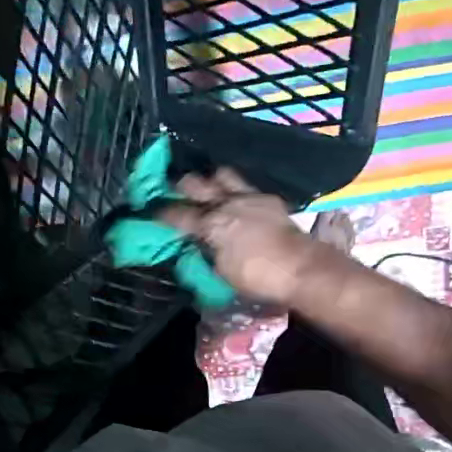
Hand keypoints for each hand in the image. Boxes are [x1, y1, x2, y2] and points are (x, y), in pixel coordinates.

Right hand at [162, 169, 330, 306]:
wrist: (301, 268)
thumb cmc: (256, 277)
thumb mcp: (221, 271)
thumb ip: (206, 252)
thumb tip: (199, 245)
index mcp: (209, 224)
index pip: (176, 214)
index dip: (160, 213)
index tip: (151, 212)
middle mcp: (226, 203)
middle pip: (195, 183)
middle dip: (181, 186)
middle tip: (174, 190)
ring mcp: (249, 197)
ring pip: (222, 175)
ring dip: (212, 180)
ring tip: (209, 189)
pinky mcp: (269, 198)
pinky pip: (246, 187)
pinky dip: (237, 193)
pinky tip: (238, 203)